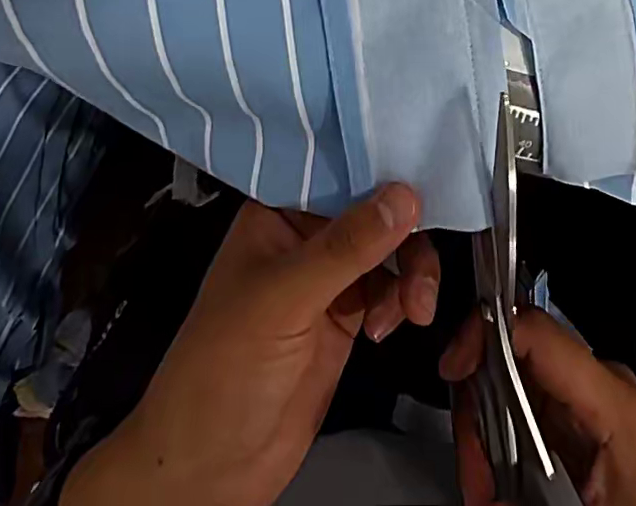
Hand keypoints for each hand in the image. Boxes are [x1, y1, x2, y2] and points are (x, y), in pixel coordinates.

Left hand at [62, 184, 437, 505]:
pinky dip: (402, 300)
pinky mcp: (348, 312)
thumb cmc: (224, 368)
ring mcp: (327, 275)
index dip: (379, 166)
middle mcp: (305, 234)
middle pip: (372, 209)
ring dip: (411, 273)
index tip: (423, 170)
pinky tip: (387, 328)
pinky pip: (391, 286)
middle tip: (420, 274)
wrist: (212, 468)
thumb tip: (405, 196)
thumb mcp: (283, 299)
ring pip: (389, 248)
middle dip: (403, 236)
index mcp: (277, 212)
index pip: (335, 170)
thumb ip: (346, 248)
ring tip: (414, 311)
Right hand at [441, 307, 635, 505]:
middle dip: (480, 411)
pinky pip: (524, 410)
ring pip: (511, 386)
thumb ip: (530, 497)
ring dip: (485, 435)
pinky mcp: (581, 421)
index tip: (453, 367)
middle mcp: (601, 386)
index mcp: (613, 398)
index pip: (537, 331)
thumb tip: (489, 494)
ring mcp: (590, 402)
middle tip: (477, 477)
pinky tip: (502, 484)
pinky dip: (501, 442)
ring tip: (487, 491)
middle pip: (514, 361)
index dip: (486, 332)